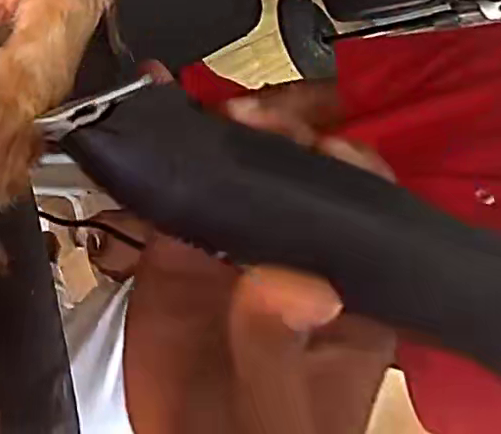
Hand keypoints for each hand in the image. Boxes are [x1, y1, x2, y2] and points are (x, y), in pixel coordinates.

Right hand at [123, 66, 396, 433]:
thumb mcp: (277, 417)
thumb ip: (280, 350)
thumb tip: (301, 281)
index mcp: (339, 281)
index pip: (360, 207)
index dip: (347, 164)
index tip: (319, 142)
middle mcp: (286, 245)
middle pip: (290, 168)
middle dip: (272, 129)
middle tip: (242, 115)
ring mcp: (228, 238)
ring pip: (226, 165)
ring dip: (209, 124)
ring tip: (184, 98)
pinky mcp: (174, 240)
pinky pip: (166, 184)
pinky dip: (152, 144)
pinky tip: (140, 104)